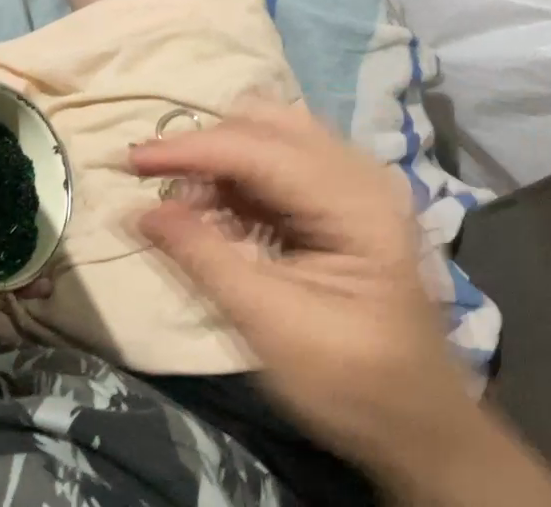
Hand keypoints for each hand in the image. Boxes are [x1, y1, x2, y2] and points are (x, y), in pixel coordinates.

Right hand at [133, 101, 550, 506]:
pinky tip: (218, 215)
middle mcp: (361, 177)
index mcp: (355, 204)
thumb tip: (138, 211)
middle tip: (161, 186)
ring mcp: (355, 186)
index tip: (129, 162)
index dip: (187, 149)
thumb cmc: (351, 384)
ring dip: (221, 160)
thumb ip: (203, 259)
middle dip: (205, 148)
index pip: (257, 149)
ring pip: (270, 135)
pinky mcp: (342, 202)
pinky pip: (279, 163)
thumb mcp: (269, 325)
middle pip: (266, 124)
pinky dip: (239, 179)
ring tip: (189, 205)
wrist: (421, 427)